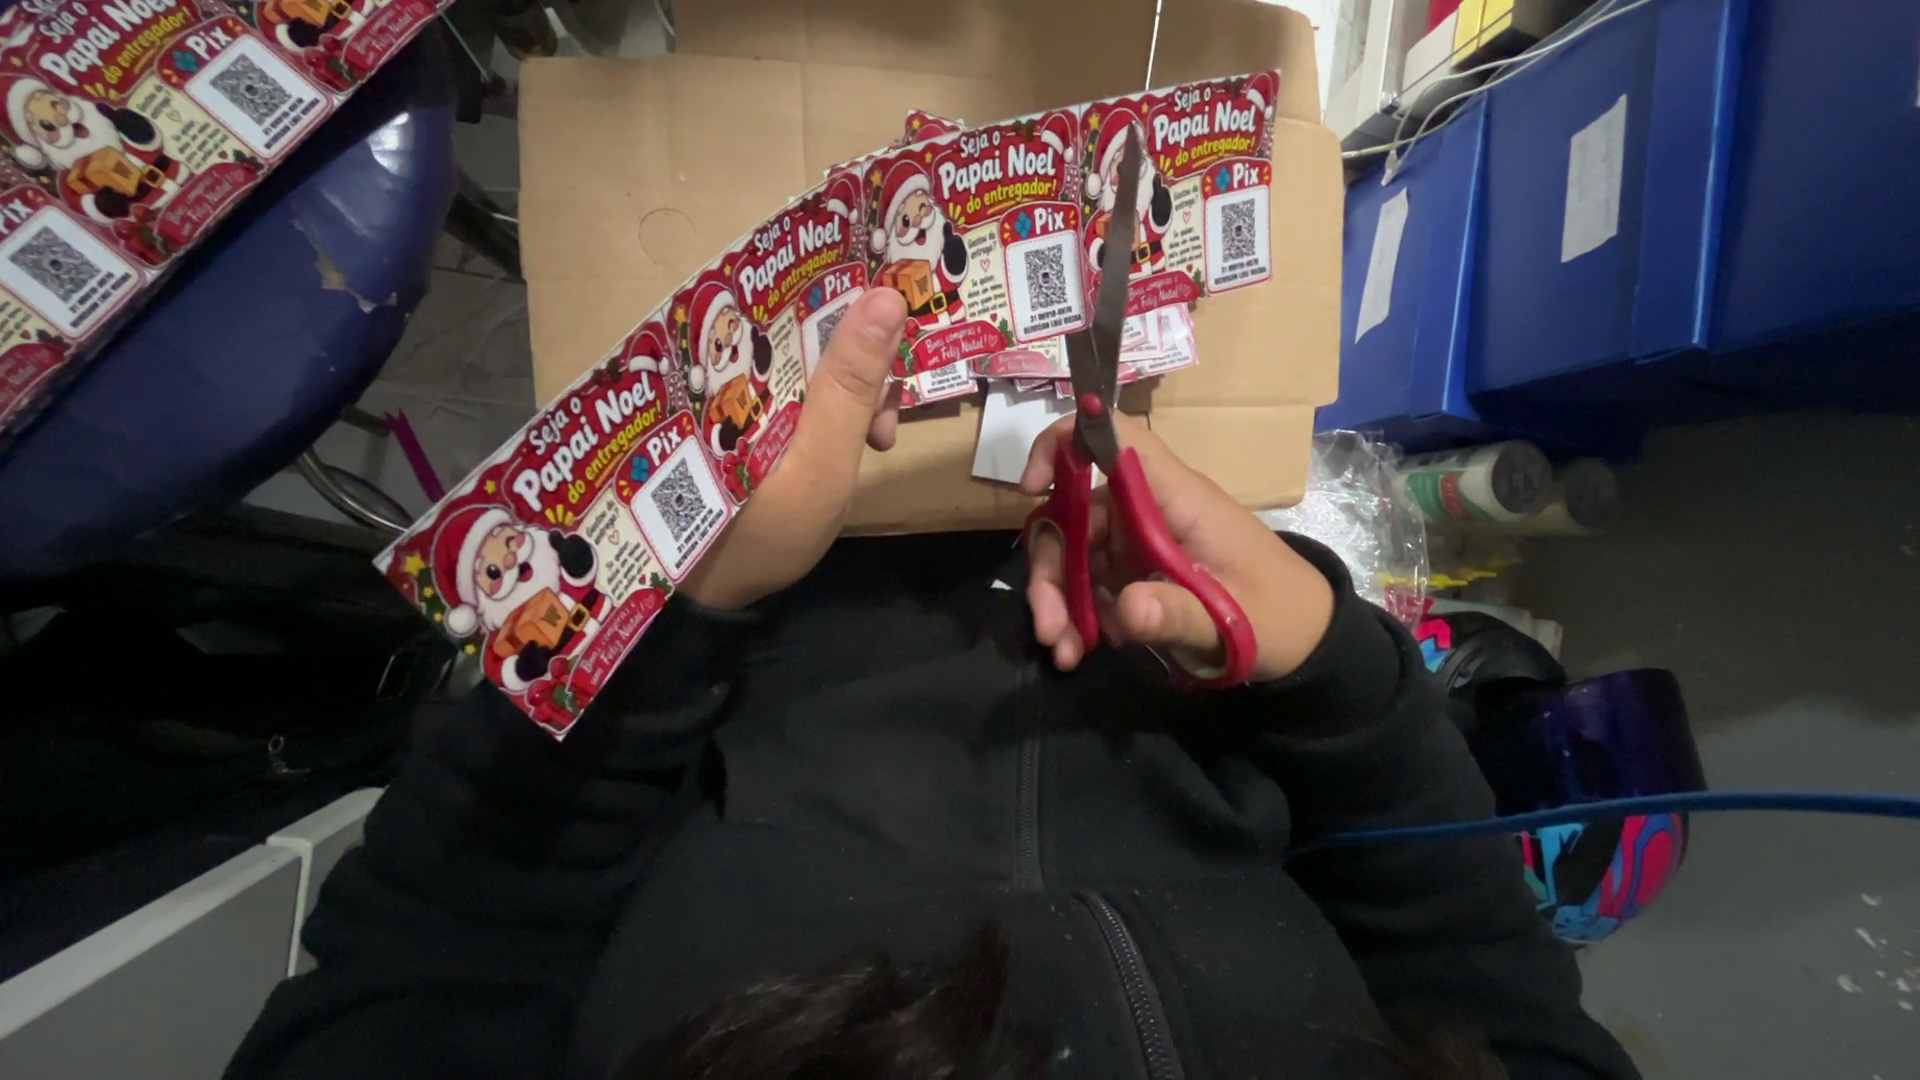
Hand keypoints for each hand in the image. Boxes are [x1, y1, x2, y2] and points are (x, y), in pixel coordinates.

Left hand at [680, 288, 905, 609]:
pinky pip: (814, 392)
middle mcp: (739, 362)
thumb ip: (851, 385)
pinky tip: (866, 443)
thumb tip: (886, 295)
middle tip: (887, 419)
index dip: (855, 298)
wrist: (717, 586)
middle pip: (816, 327)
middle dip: (868, 365)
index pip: (797, 292)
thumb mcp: (822, 460)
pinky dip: (845, 412)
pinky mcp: (761, 413)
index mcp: (741, 362)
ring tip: (880, 440)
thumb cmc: (766, 530)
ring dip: (863, 394)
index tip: (902, 329)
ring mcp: (751, 389)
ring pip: (822, 361)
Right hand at [1018, 413, 1335, 682]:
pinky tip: (1081, 650)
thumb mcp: (1232, 621)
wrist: (1304, 638)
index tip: (1033, 485)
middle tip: (1048, 627)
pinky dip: (1076, 615)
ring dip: (1058, 600)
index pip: (1118, 440)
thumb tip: (1125, 610)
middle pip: (1075, 513)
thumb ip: (1178, 614)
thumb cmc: (1279, 613)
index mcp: (1176, 498)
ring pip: (1072, 552)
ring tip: (1063, 651)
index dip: (1067, 442)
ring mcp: (1136, 542)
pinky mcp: (1133, 572)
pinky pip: (1088, 582)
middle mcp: (1147, 511)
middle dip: (1051, 567)